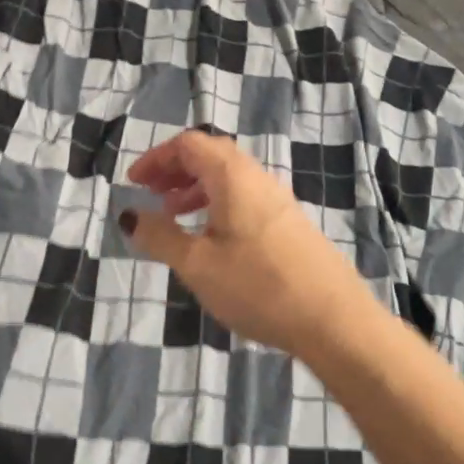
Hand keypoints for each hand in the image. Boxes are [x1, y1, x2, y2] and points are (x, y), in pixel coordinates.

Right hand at [120, 130, 380, 359]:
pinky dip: (218, 205)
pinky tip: (212, 240)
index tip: (134, 182)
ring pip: (229, 179)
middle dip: (174, 170)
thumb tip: (129, 214)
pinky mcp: (290, 224)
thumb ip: (160, 236)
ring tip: (174, 216)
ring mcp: (278, 200)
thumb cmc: (257, 287)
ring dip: (196, 189)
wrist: (333, 320)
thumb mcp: (197, 264)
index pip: (189, 143)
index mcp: (232, 176)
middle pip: (210, 156)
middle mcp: (257, 177)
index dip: (157, 157)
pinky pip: (245, 198)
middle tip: (150, 195)